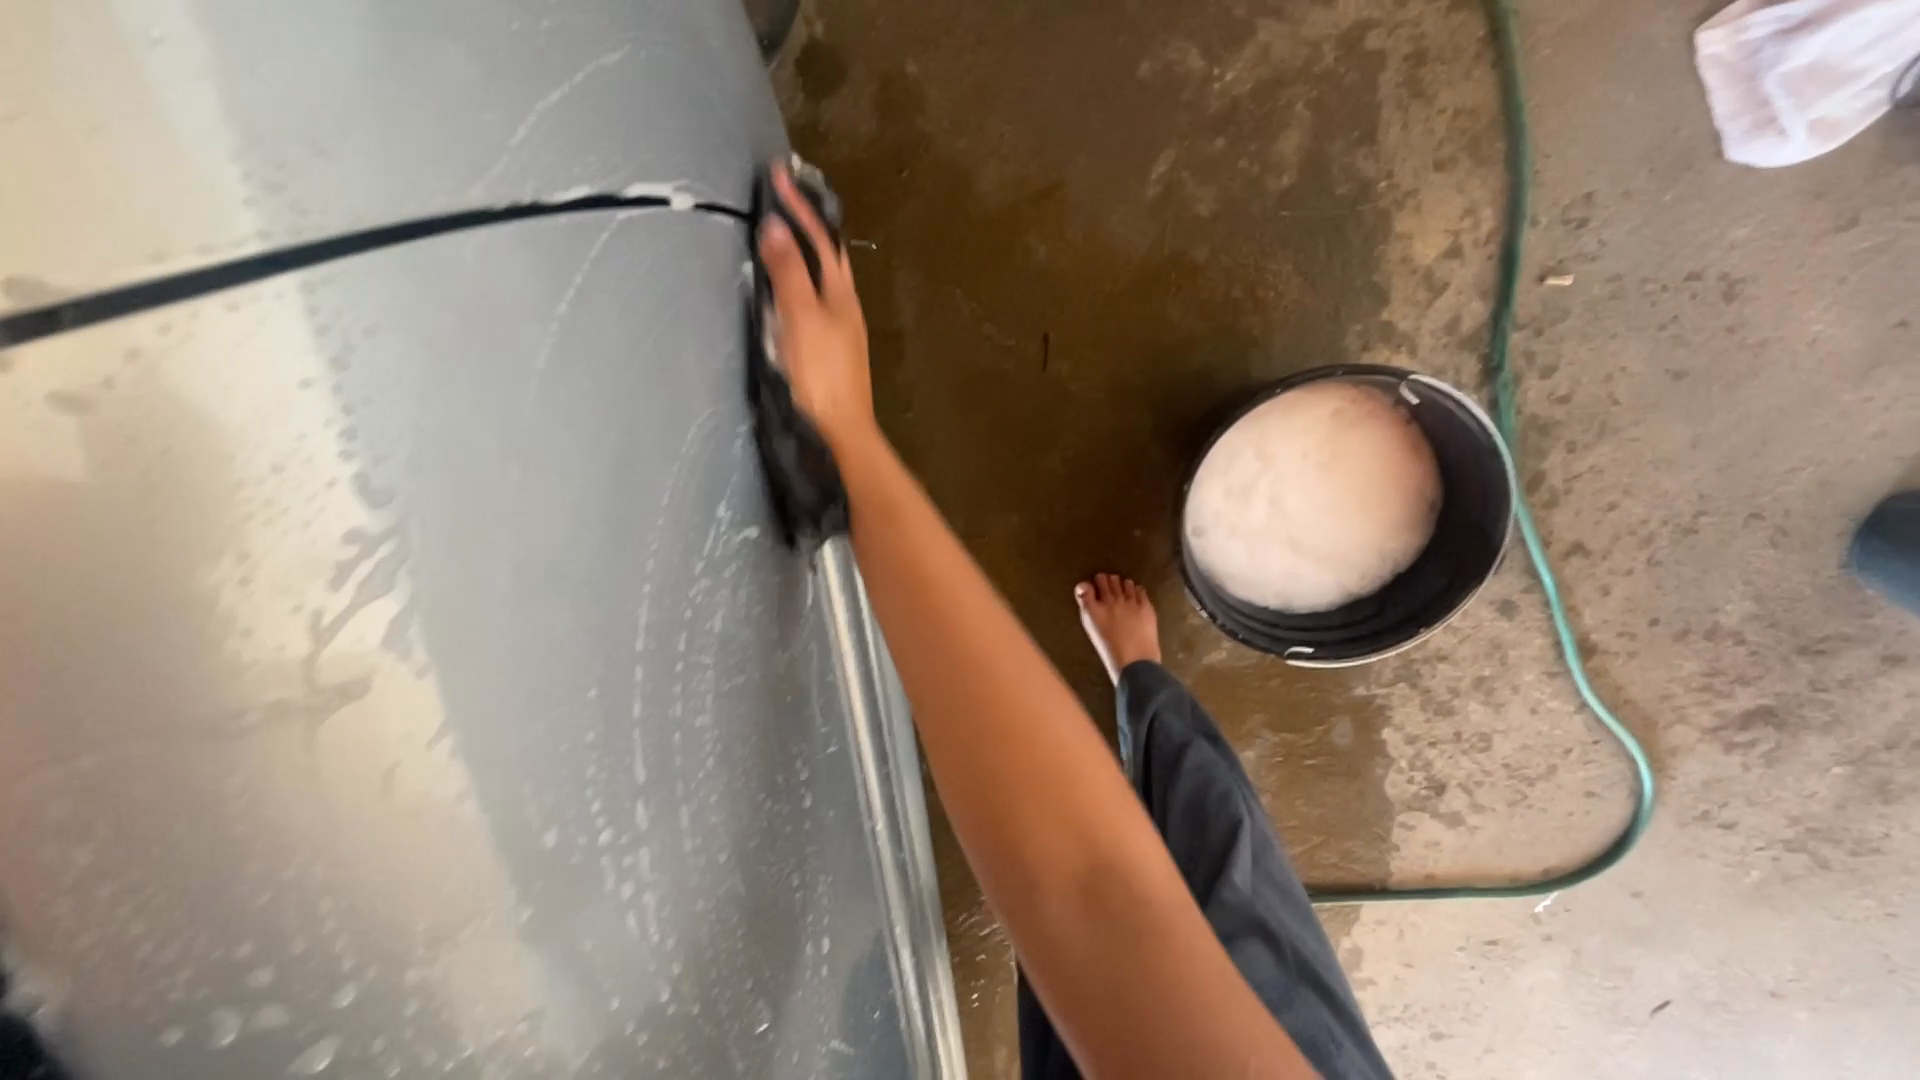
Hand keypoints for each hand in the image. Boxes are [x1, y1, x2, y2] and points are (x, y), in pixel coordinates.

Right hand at [759, 165, 876, 452]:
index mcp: (841, 294)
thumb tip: (775, 225)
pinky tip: (791, 291)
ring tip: (785, 232)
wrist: (839, 432)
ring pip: (825, 278)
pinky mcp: (832, 351)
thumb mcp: (800, 319)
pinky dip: (803, 281)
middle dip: (810, 222)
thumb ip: (788, 274)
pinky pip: (817, 301)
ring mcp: (842, 330)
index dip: (800, 206)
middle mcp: (847, 307)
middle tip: (786, 194)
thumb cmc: (819, 375)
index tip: (778, 172)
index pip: (821, 238)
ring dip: (806, 251)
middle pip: (830, 255)